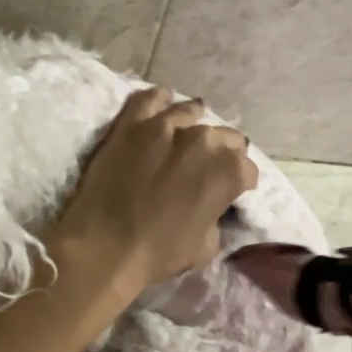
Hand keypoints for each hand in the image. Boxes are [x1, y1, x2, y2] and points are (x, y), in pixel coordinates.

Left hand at [45, 88, 257, 297]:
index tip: (231, 189)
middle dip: (221, 150)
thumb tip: (212, 206)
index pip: (247, 169)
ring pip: (191, 112)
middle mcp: (204, 141)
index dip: (241, 181)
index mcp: (228, 171)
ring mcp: (166, 126)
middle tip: (207, 164)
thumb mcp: (206, 245)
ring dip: (194, 122)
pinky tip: (163, 99)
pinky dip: (158, 98)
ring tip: (189, 130)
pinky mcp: (131, 123)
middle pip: (224, 137)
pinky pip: (149, 99)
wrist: (104, 246)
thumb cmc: (159, 253)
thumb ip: (216, 216)